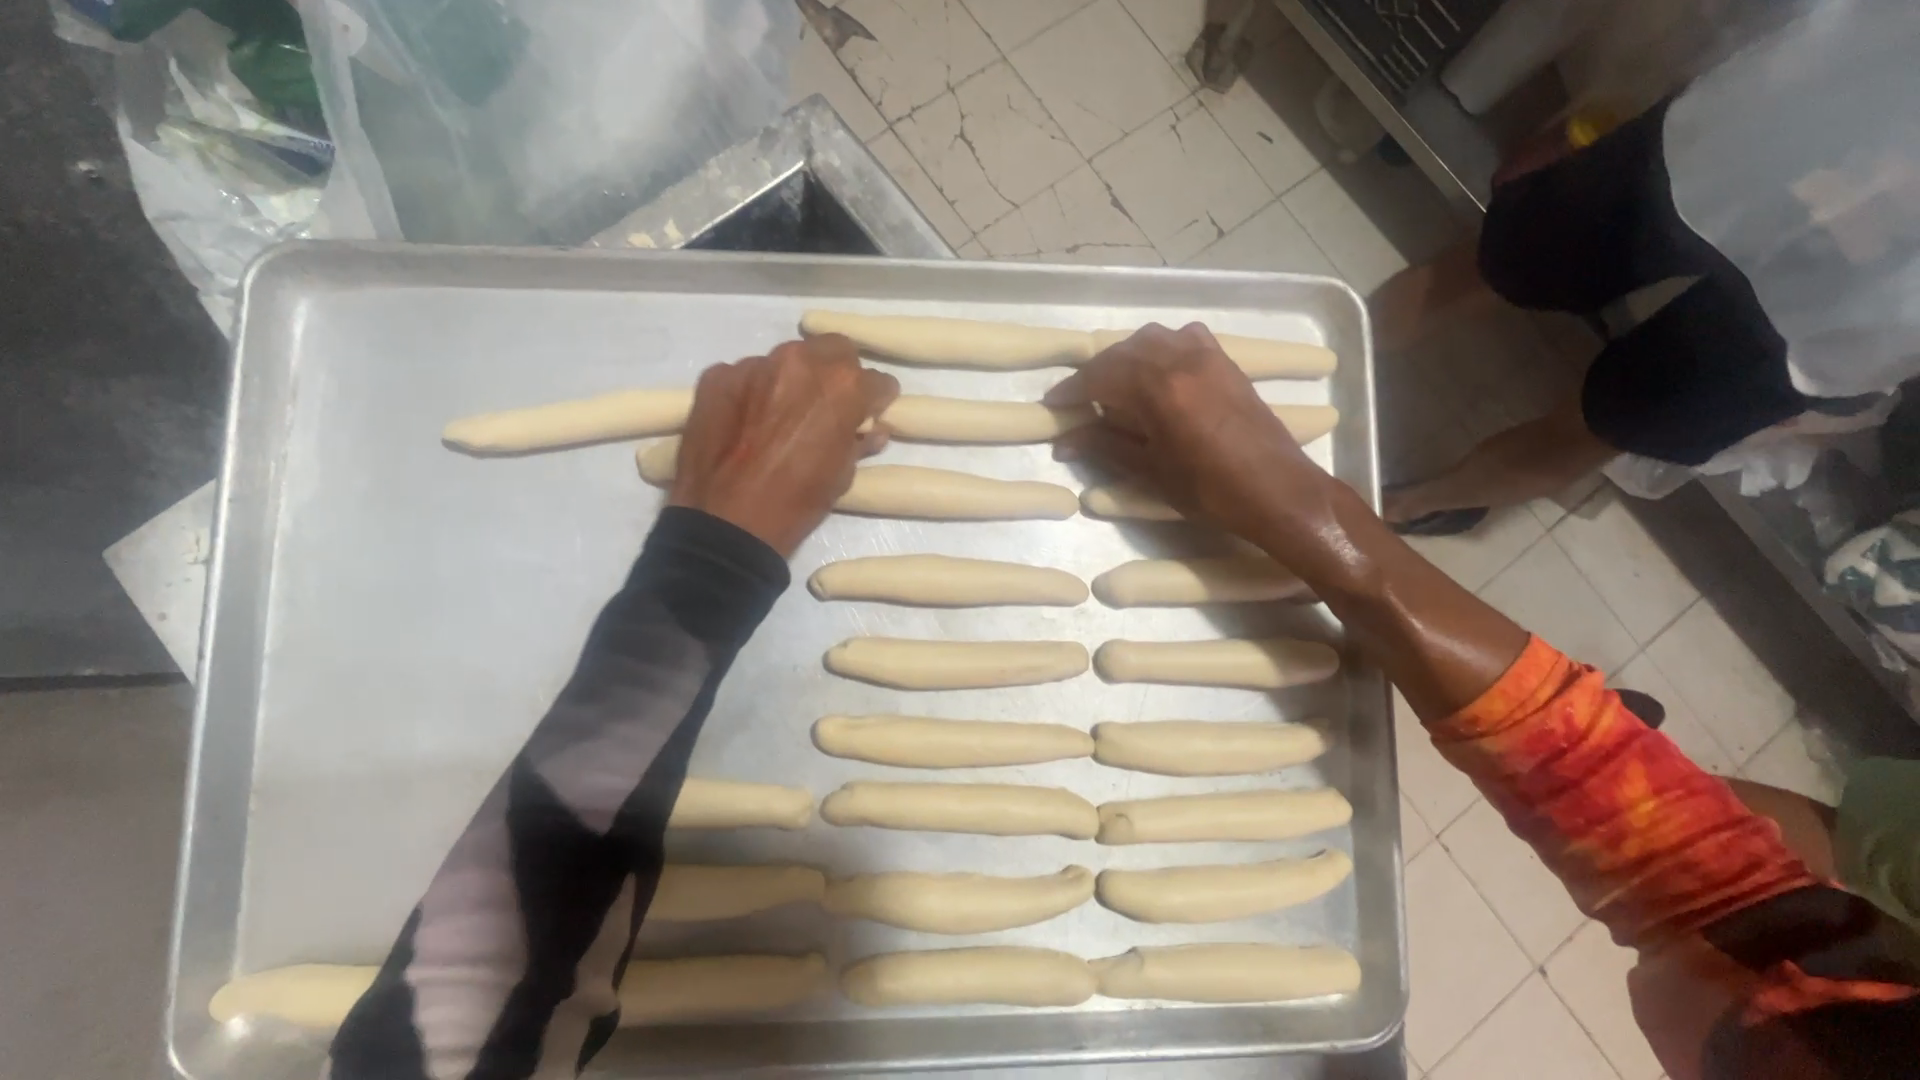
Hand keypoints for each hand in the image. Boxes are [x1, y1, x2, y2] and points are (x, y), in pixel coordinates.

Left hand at [670, 335, 897, 556]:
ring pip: (788, 358)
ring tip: (783, 413)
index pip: (877, 379)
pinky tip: (747, 421)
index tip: (868, 414)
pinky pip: (746, 374)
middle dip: (839, 373)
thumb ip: (859, 441)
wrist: (726, 523)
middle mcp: (801, 362)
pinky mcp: (718, 375)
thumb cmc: (796, 503)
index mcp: (843, 386)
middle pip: (833, 349)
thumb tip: (871, 428)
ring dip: (794, 378)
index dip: (876, 400)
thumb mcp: (842, 476)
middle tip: (830, 404)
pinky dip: (754, 392)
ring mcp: (755, 365)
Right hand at [1046, 322, 1329, 542]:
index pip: (1099, 377)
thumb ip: (1104, 446)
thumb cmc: (1209, 490)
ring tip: (1116, 388)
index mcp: (1157, 388)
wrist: (1277, 490)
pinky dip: (1161, 350)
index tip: (1053, 405)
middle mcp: (1179, 359)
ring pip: (1151, 340)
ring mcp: (1206, 355)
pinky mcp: (1225, 360)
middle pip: (1121, 354)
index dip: (1071, 391)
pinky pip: (1183, 339)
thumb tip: (1064, 441)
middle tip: (1080, 403)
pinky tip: (1159, 373)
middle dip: (1096, 376)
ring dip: (1126, 359)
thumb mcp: (1149, 470)